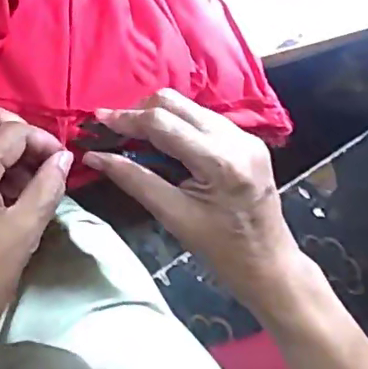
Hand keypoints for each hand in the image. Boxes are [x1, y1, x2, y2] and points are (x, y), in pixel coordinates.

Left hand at [0, 103, 71, 354]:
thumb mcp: (24, 233)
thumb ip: (47, 187)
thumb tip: (63, 158)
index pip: (12, 131)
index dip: (43, 141)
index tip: (62, 163)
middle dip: (18, 130)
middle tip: (40, 161)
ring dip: (2, 147)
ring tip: (28, 183)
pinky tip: (5, 195)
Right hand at [85, 90, 302, 310]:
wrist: (271, 266)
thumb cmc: (222, 251)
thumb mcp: (173, 216)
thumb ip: (134, 179)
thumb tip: (96, 156)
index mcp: (220, 161)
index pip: (162, 122)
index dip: (126, 118)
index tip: (97, 119)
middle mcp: (236, 138)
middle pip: (175, 102)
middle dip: (140, 112)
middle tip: (116, 131)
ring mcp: (245, 135)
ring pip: (188, 106)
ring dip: (158, 116)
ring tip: (137, 139)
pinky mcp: (247, 138)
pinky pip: (202, 117)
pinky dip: (178, 124)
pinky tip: (166, 145)